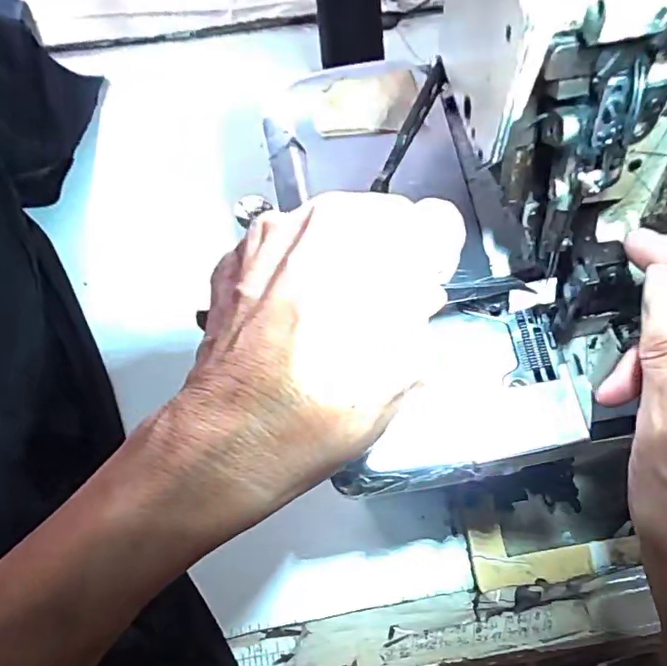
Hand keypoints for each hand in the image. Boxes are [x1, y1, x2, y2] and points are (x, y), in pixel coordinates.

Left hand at [145, 191, 461, 524]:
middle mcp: (309, 223)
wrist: (231, 442)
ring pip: (325, 243)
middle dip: (385, 271)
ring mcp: (264, 244)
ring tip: (336, 337)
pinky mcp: (233, 271)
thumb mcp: (406, 369)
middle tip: (385, 321)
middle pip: (374, 229)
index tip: (426, 290)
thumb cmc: (305, 414)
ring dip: (337, 277)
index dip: (435, 265)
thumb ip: (423, 317)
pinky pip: (283, 265)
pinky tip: (300, 337)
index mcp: (365, 235)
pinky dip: (296, 289)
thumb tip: (415, 307)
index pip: (432, 224)